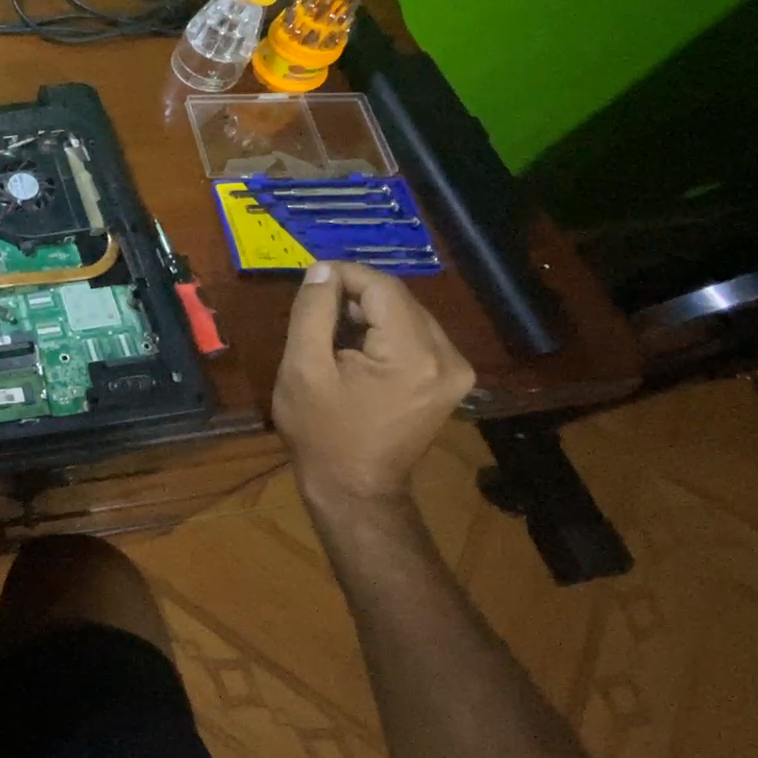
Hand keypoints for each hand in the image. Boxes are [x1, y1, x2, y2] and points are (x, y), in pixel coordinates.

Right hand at [272, 262, 475, 505]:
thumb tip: (323, 270)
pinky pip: (415, 335)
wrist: (353, 487)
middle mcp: (448, 358)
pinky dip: (383, 332)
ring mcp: (455, 371)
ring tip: (331, 333)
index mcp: (414, 356)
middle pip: (398, 299)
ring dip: (368, 313)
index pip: (382, 287)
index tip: (308, 281)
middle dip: (354, 296)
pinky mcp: (450, 380)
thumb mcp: (302, 367)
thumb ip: (313, 312)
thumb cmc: (321, 431)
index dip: (343, 275)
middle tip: (313, 311)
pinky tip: (356, 350)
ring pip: (407, 314)